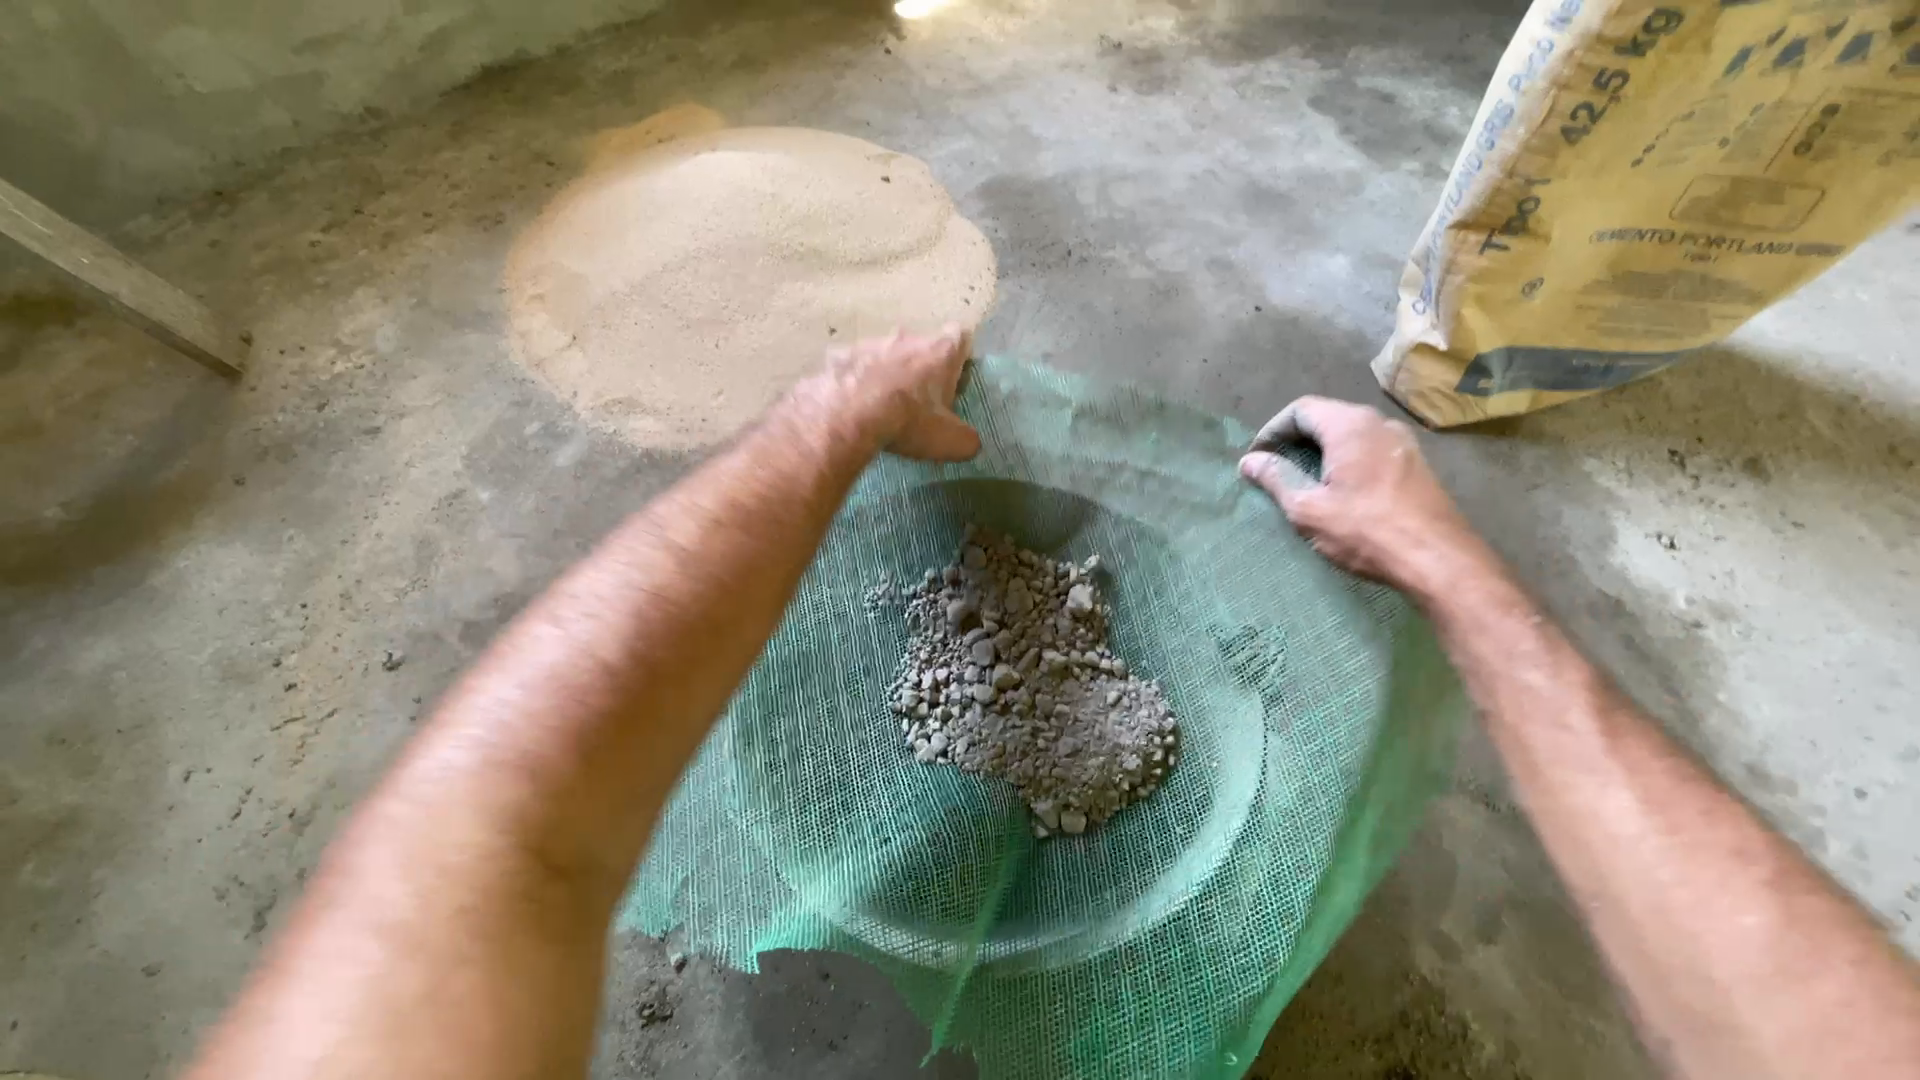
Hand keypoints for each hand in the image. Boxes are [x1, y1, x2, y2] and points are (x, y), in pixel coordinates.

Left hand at [802, 326, 980, 461]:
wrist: (849, 415)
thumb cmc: (909, 421)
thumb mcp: (951, 441)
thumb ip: (966, 439)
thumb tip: (969, 442)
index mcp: (940, 352)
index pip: (961, 338)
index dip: (959, 357)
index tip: (954, 379)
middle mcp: (908, 338)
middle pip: (921, 346)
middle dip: (921, 367)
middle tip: (918, 400)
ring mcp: (871, 343)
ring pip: (885, 353)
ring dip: (887, 372)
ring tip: (880, 405)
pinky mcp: (840, 354)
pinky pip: (853, 365)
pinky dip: (855, 380)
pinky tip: (851, 405)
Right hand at [1238, 396, 1487, 590]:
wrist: (1437, 559)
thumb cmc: (1365, 530)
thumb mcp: (1308, 508)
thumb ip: (1276, 478)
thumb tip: (1250, 461)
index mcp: (1350, 425)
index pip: (1300, 409)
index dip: (1272, 431)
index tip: (1257, 459)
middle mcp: (1379, 423)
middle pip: (1327, 417)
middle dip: (1295, 440)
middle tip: (1274, 469)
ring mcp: (1402, 442)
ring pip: (1350, 434)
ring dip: (1321, 451)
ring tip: (1303, 481)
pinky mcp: (1415, 464)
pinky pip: (1370, 450)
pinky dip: (1346, 460)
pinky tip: (1339, 490)